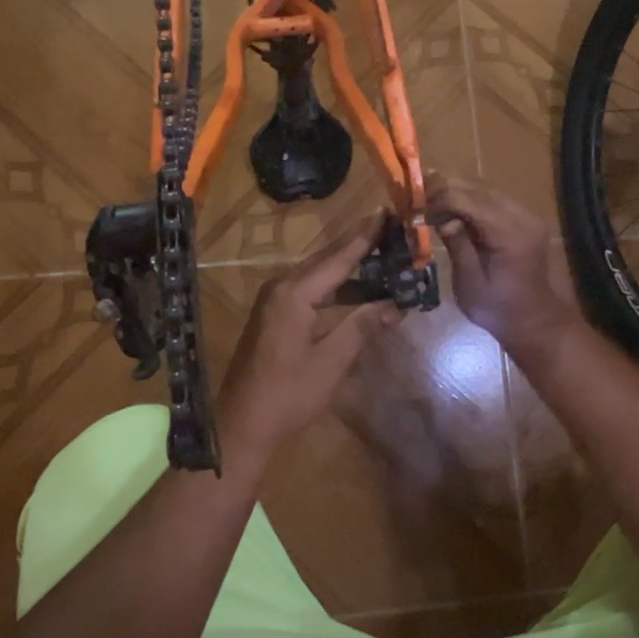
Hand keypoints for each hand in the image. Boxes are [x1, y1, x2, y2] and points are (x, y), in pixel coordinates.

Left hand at [218, 216, 401, 473]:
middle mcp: (282, 287)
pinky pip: (311, 290)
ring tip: (385, 258)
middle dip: (360, 246)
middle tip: (393, 231)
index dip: (366, 236)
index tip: (388, 212)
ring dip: (351, 269)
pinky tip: (359, 292)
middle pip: (328, 259)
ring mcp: (275, 301)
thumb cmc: (288, 394)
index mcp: (294, 293)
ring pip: (319, 275)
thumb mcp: (332, 361)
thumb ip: (363, 325)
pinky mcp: (275, 316)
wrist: (242, 425)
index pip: (339, 257)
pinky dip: (336, 288)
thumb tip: (396, 304)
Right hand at [427, 177, 578, 359]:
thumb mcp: (469, 281)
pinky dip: (471, 201)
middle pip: (477, 187)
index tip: (416, 209)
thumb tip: (440, 217)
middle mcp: (522, 215)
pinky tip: (454, 213)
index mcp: (509, 232)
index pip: (468, 199)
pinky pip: (493, 199)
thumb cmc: (498, 309)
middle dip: (445, 190)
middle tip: (419, 202)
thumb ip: (456, 243)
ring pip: (485, 189)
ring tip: (432, 207)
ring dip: (457, 193)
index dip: (438, 199)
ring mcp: (527, 215)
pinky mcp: (525, 219)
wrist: (535, 321)